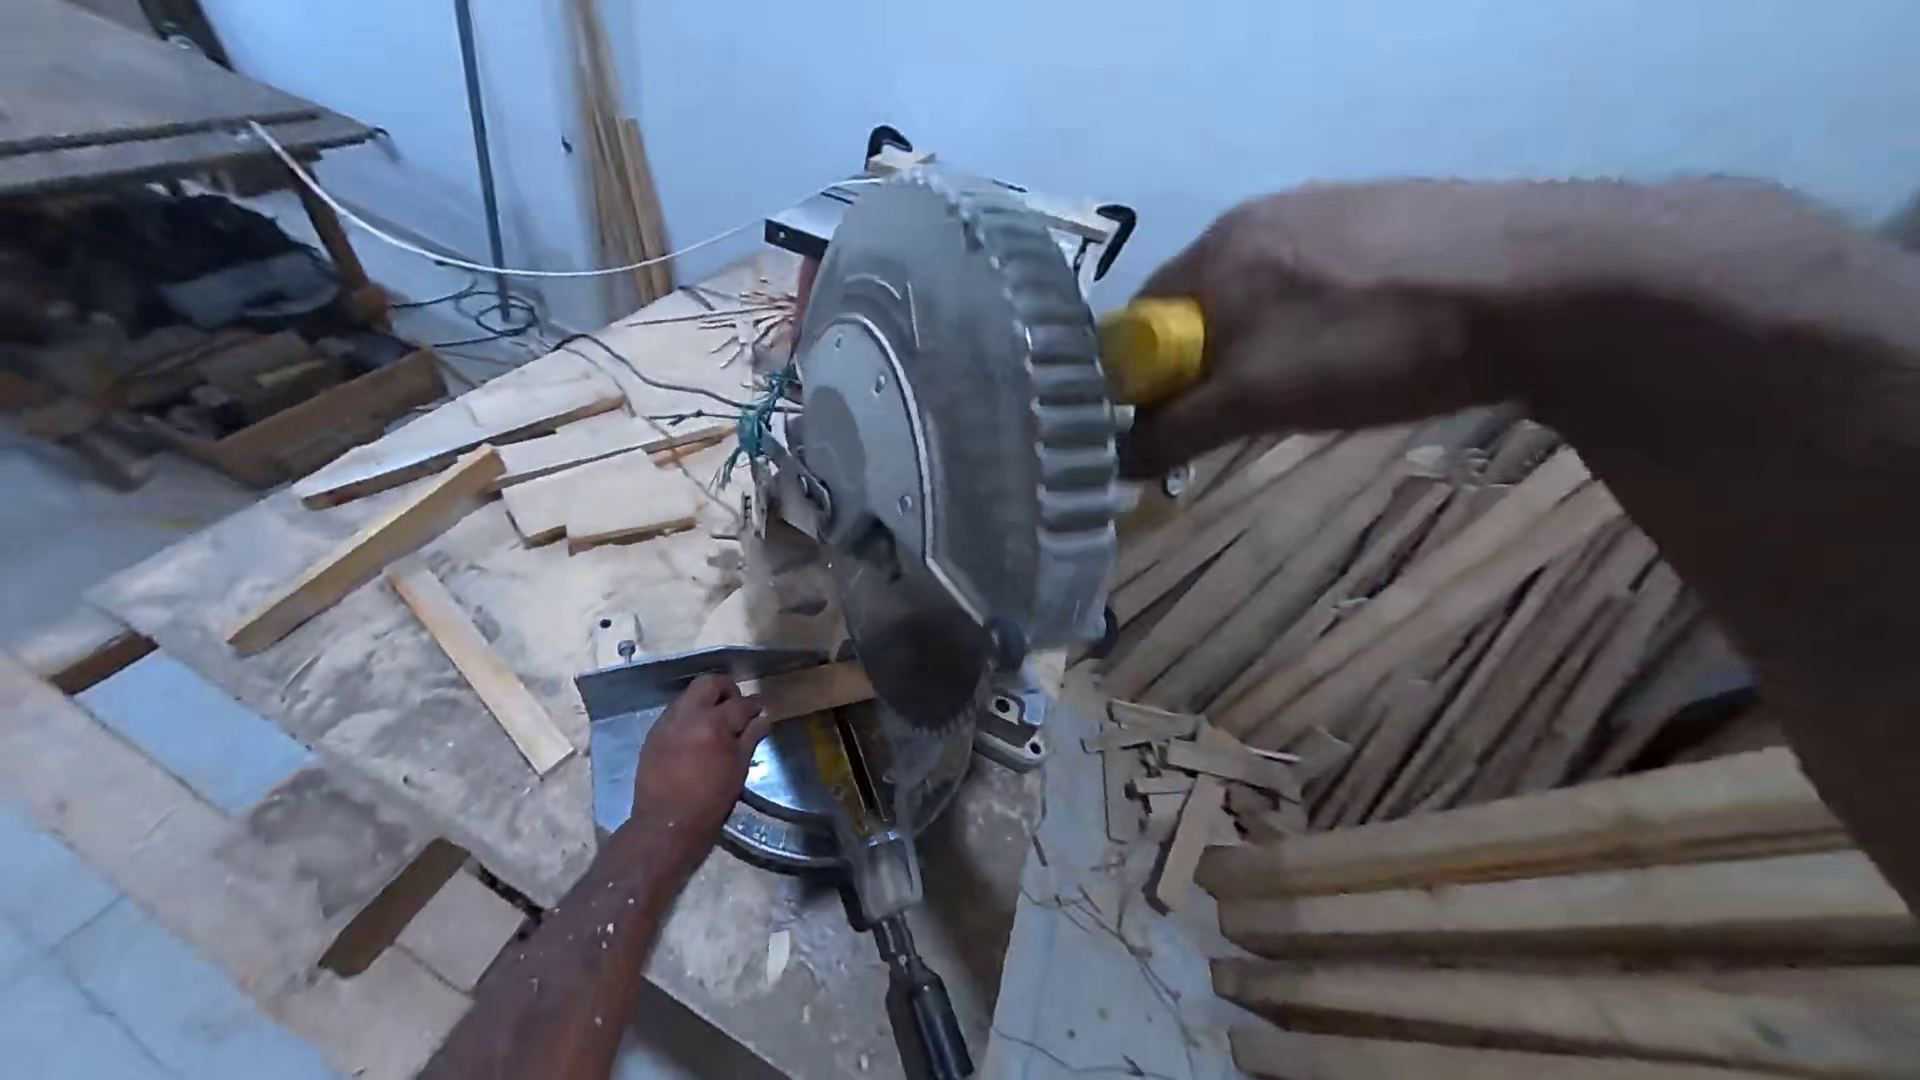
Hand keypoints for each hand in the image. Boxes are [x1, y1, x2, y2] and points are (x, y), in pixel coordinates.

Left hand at [628, 675, 769, 870]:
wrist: (666, 824)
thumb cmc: (711, 799)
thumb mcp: (738, 768)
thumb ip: (750, 737)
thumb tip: (762, 719)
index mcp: (714, 724)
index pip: (741, 703)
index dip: (754, 705)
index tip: (759, 710)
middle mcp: (688, 716)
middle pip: (709, 683)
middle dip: (727, 689)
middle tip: (736, 705)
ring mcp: (667, 723)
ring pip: (689, 695)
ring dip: (706, 700)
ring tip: (715, 720)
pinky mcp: (653, 734)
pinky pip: (675, 712)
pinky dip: (689, 715)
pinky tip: (696, 734)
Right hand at [1117, 178, 1822, 475]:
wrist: (1547, 284)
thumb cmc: (1372, 344)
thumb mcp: (1257, 400)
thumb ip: (1174, 429)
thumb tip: (1113, 459)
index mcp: (1216, 249)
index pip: (1139, 322)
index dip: (1140, 379)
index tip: (1165, 423)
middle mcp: (1258, 217)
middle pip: (1195, 309)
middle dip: (1198, 368)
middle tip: (1233, 414)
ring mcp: (1323, 210)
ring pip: (1252, 297)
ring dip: (1250, 349)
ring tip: (1296, 387)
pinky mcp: (1379, 219)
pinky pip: (1307, 282)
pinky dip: (1302, 325)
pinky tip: (1346, 350)